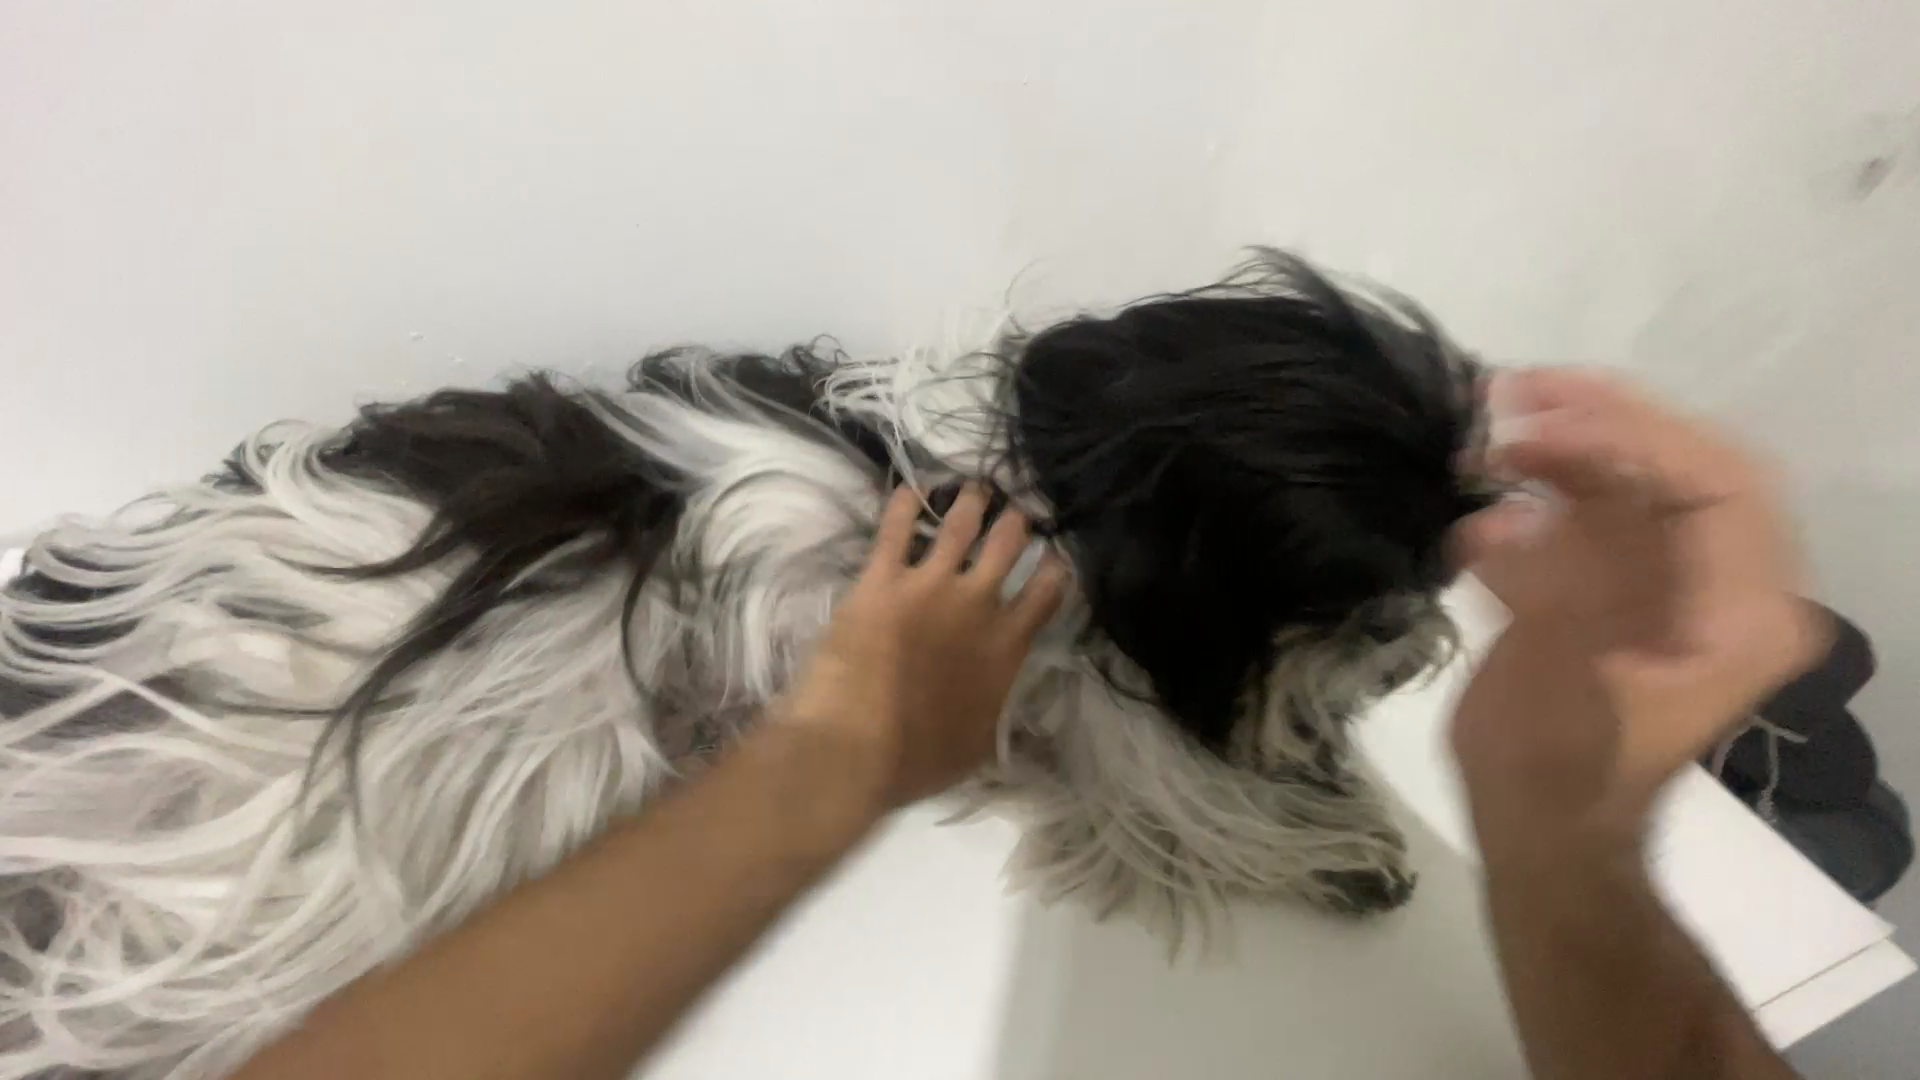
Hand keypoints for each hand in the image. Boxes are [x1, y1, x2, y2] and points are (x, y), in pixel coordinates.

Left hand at [778, 484, 1069, 808]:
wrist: (854, 748)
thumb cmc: (918, 758)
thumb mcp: (978, 747)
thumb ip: (998, 715)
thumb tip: (1008, 712)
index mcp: (1006, 645)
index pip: (1047, 591)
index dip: (1056, 566)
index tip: (1055, 553)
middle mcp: (976, 603)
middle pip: (1008, 542)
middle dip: (1016, 520)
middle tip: (1014, 509)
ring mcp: (928, 584)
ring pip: (961, 522)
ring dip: (971, 499)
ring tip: (975, 487)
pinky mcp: (881, 578)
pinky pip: (895, 526)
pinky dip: (905, 501)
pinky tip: (911, 488)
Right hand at [1449, 370, 1826, 857]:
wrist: (1540, 819)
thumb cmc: (1555, 771)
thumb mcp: (1557, 693)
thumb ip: (1545, 599)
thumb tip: (1497, 521)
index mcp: (1735, 612)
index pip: (1719, 487)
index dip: (1638, 433)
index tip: (1541, 412)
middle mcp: (1716, 586)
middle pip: (1678, 470)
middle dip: (1598, 422)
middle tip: (1506, 397)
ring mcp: (1663, 585)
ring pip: (1630, 485)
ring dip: (1563, 447)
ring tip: (1486, 434)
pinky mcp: (1610, 589)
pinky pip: (1587, 514)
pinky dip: (1539, 486)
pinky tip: (1486, 484)